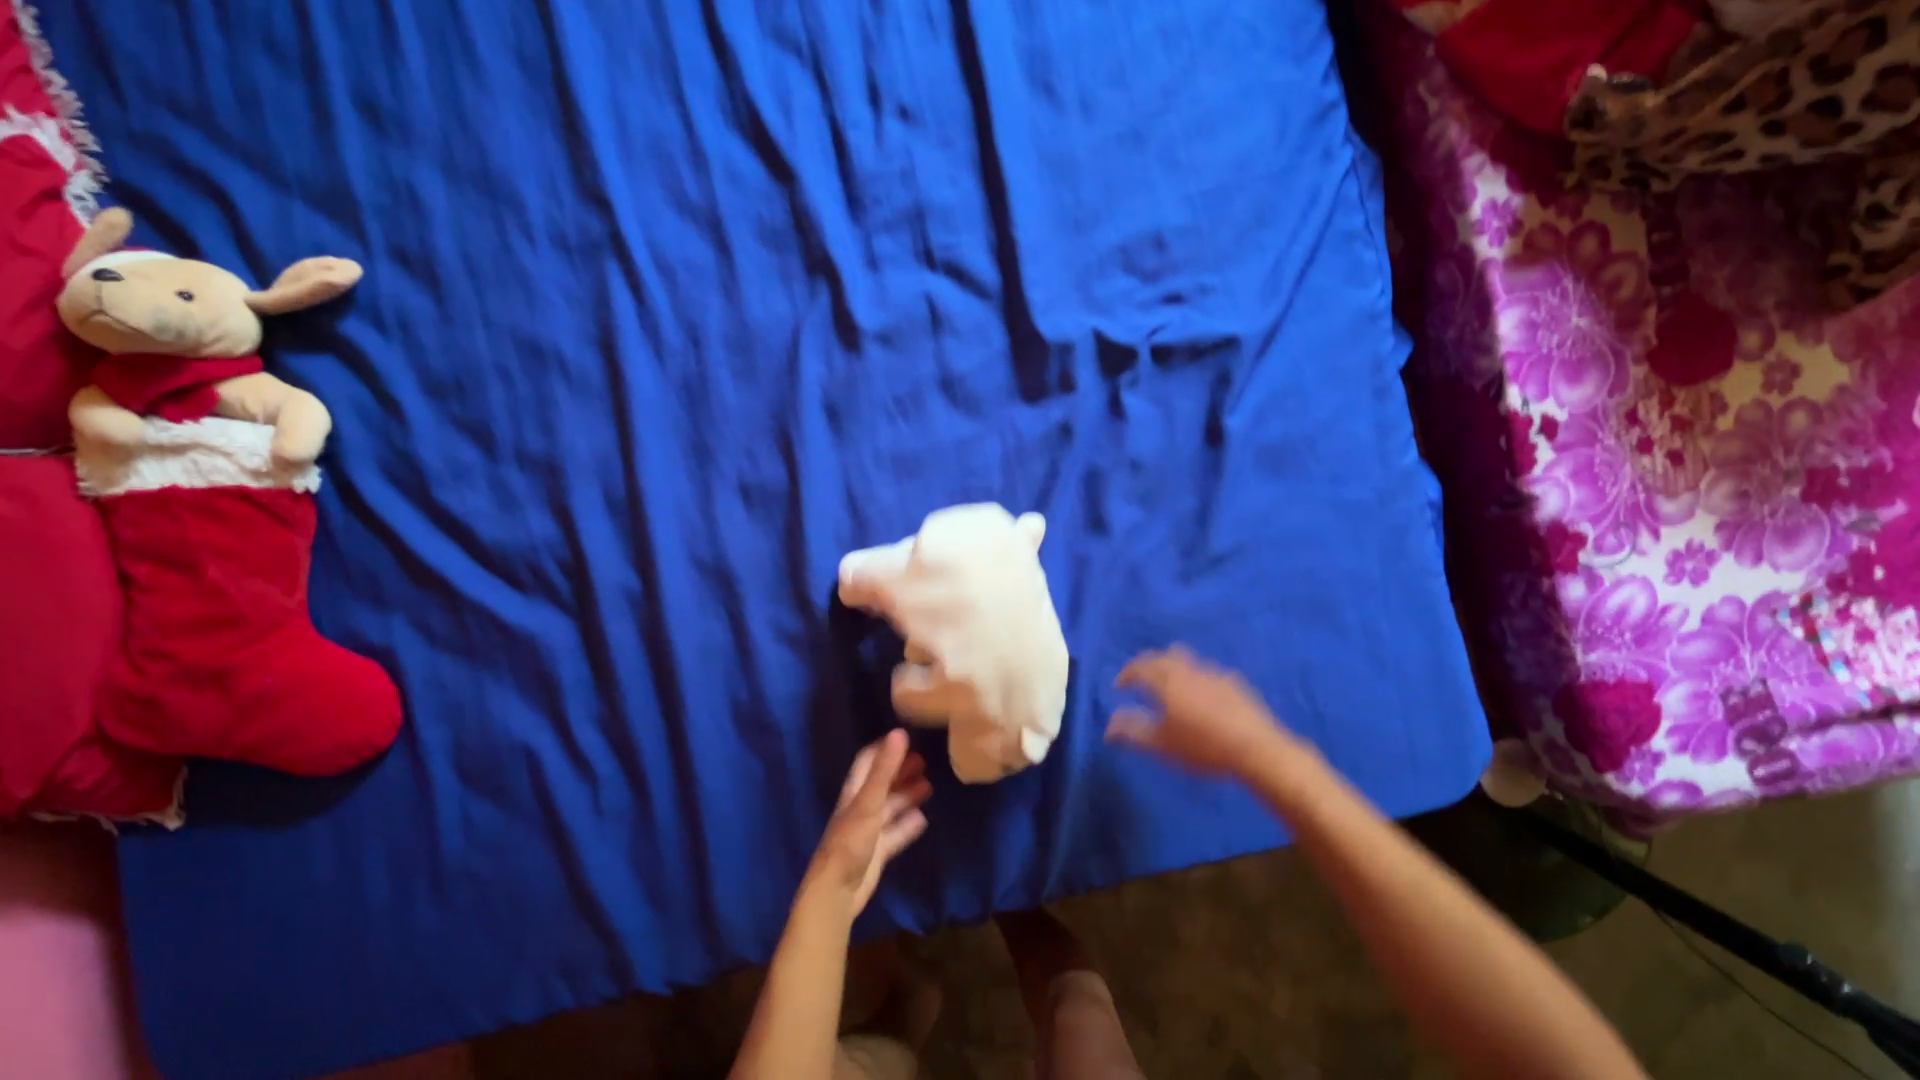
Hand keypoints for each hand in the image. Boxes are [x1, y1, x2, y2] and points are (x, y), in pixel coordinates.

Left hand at [806, 730, 931, 914]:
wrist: (838, 891)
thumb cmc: (850, 841)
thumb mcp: (868, 802)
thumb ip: (884, 770)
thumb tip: (900, 733)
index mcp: (853, 793)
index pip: (867, 762)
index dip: (884, 749)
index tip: (906, 737)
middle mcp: (860, 808)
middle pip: (881, 784)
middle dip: (900, 771)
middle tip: (925, 761)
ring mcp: (868, 831)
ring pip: (890, 808)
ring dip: (907, 796)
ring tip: (929, 785)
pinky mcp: (877, 852)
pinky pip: (895, 833)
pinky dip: (908, 825)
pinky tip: (922, 819)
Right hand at [1107, 646, 1296, 777]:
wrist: (1256, 748)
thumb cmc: (1202, 747)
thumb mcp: (1161, 745)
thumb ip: (1132, 731)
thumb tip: (1108, 725)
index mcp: (1166, 681)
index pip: (1139, 666)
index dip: (1126, 674)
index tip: (1119, 686)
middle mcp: (1188, 670)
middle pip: (1163, 656)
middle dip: (1148, 664)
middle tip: (1141, 680)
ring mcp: (1214, 673)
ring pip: (1187, 660)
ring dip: (1172, 667)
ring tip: (1169, 686)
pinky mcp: (1234, 682)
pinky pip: (1207, 672)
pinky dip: (1195, 677)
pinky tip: (1201, 696)